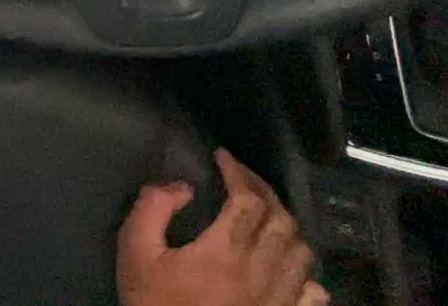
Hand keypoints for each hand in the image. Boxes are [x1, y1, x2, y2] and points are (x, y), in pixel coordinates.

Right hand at [118, 149, 327, 305]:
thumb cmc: (153, 300)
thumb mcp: (134, 248)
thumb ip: (153, 208)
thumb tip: (182, 187)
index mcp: (225, 252)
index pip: (248, 201)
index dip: (238, 172)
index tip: (222, 156)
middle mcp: (262, 273)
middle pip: (282, 221)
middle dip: (263, 189)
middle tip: (240, 175)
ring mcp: (280, 300)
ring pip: (302, 251)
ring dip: (285, 223)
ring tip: (262, 211)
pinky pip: (313, 290)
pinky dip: (304, 268)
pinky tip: (284, 261)